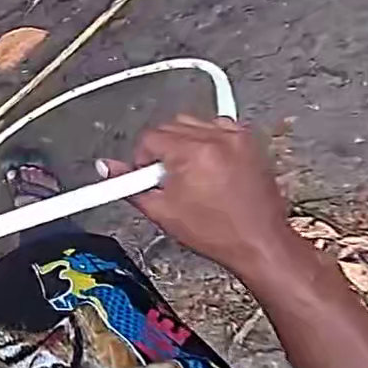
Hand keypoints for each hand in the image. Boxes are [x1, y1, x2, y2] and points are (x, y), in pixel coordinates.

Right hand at [98, 114, 300, 275]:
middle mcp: (217, 140)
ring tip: (185, 171)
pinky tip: (204, 163)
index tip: (144, 176)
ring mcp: (236, 139)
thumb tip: (108, 168)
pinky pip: (218, 126)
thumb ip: (127, 185)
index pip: (149, 138)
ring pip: (191, 123)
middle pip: (169, 126)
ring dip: (182, 142)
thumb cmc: (219, 232)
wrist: (259, 243)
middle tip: (163, 178)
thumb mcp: (160, 211)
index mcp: (193, 153)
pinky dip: (206, 139)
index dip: (140, 159)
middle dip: (159, 150)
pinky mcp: (249, 144)